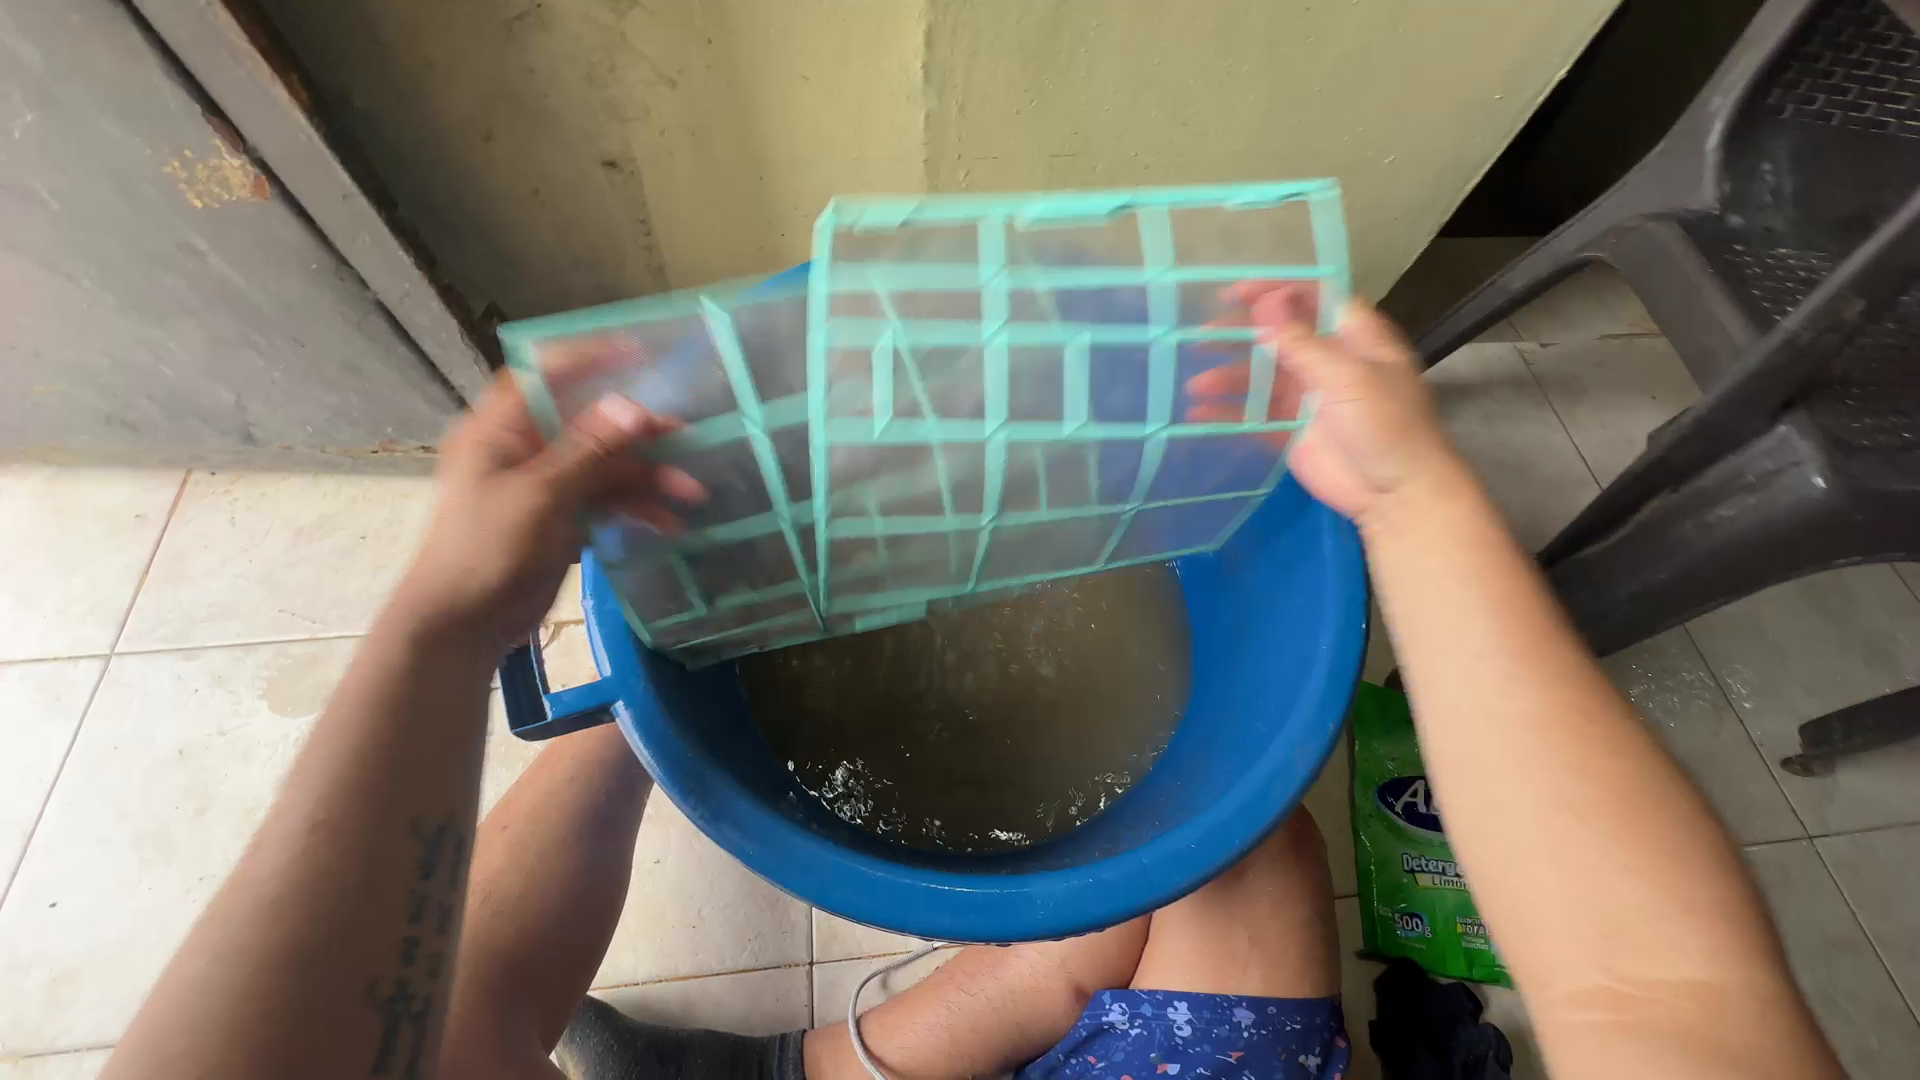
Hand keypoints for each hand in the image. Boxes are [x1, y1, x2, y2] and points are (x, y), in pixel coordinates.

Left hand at [390, 371, 705, 657]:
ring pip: (607, 468)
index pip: (543, 375)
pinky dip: (637, 508)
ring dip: (649, 478)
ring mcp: (546, 486)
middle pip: (590, 425)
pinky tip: (669, 523)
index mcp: (501, 430)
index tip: (640, 353)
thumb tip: (634, 407)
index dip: (589, 358)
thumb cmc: (488, 549)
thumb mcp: (542, 494)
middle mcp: (524, 450)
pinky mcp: (563, 518)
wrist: (464, 623)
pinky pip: (608, 501)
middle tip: (686, 437)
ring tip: (692, 494)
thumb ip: (590, 450)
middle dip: (639, 434)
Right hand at [1184, 283, 1457, 525]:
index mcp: (1352, 338)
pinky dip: (1226, 414)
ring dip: (1227, 378)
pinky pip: (1251, 417)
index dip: (1274, 291)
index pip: (1311, 299)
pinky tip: (1199, 415)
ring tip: (1196, 386)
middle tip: (1202, 340)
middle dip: (1239, 336)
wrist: (1394, 492)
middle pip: (1277, 337)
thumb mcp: (1347, 377)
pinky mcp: (1289, 431)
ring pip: (1259, 378)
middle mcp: (1326, 361)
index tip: (1233, 295)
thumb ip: (1303, 343)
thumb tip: (1265, 305)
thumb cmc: (1385, 425)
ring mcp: (1306, 398)